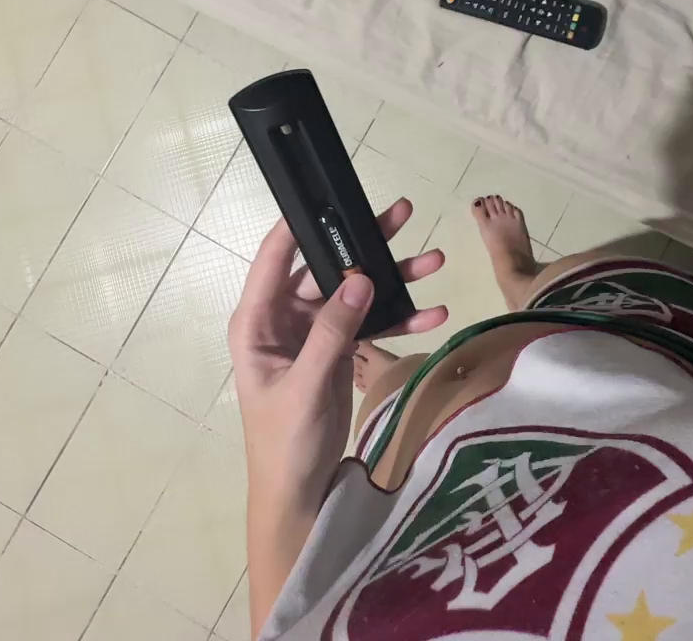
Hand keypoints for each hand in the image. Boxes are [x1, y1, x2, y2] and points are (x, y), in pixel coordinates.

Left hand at [227, 198, 447, 522]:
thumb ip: (331, 332)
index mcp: (258, 321)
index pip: (275, 259)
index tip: (329, 198)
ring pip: (356, 292)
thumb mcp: (304, 387)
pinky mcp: (339, 348)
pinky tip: (435, 313)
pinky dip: (401, 318)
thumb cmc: (284, 443)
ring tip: (434, 261)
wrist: (300, 493)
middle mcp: (284, 317)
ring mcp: (315, 331)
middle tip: (402, 213)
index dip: (298, 225)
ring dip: (394, 279)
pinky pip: (372, 323)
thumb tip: (361, 279)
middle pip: (326, 268)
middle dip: (366, 244)